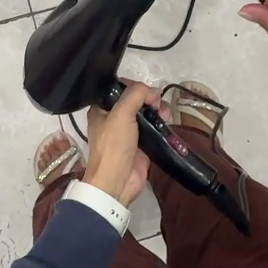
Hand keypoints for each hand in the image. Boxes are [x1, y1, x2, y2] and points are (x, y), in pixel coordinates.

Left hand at [82, 81, 157, 206]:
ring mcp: (128, 131)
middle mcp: (114, 118)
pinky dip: (160, 122)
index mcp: (101, 109)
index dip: (135, 86)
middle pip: (135, 100)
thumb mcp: (121, 114)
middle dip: (149, 97)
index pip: (119, 89)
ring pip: (145, 112)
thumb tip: (153, 91)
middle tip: (158, 103)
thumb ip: (135, 96)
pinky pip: (153, 127)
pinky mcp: (141, 143)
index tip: (147, 90)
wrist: (117, 181)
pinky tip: (166, 120)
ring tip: (164, 112)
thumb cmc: (113, 145)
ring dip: (157, 108)